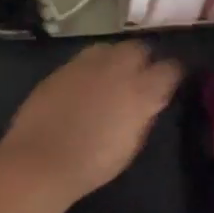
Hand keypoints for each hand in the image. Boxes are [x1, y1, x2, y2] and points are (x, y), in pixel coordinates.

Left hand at [0, 41, 182, 201]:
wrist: (40, 161)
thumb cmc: (91, 165)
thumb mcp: (130, 147)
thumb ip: (143, 118)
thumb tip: (150, 104)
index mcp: (140, 91)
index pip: (170, 69)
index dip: (173, 75)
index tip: (172, 84)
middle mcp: (116, 68)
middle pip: (139, 48)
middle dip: (144, 60)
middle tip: (140, 78)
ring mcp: (85, 65)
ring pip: (110, 47)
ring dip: (116, 59)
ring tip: (112, 77)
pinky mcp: (61, 68)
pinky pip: (84, 58)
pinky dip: (92, 67)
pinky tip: (86, 85)